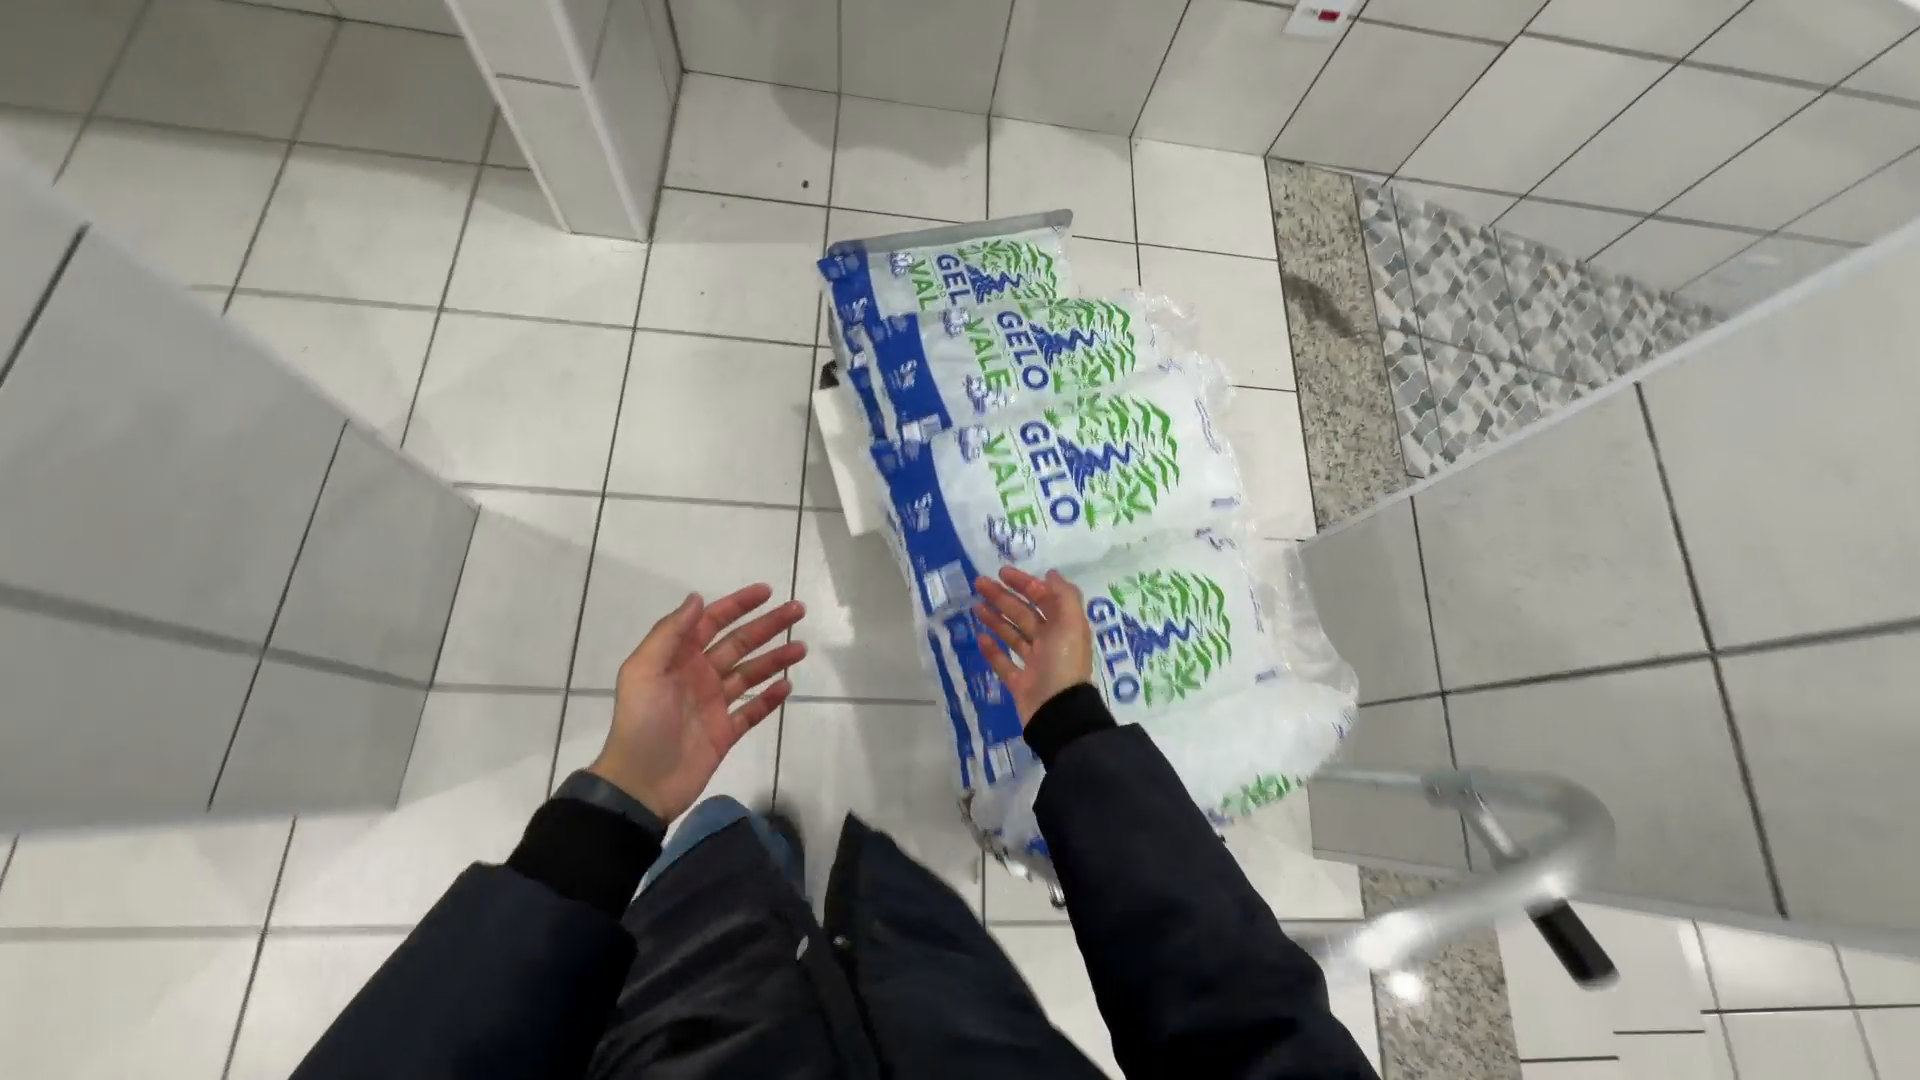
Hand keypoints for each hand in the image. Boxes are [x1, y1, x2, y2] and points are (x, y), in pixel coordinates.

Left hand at [590, 584, 806, 821]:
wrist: (640, 784)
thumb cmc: (640, 723)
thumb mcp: (643, 671)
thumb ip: (670, 633)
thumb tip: (697, 598)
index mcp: (678, 658)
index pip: (712, 622)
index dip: (738, 605)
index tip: (766, 591)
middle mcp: (698, 676)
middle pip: (739, 643)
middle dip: (768, 626)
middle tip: (797, 611)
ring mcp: (714, 705)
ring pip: (751, 674)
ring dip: (776, 659)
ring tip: (802, 649)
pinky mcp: (725, 733)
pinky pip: (752, 710)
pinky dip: (770, 698)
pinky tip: (788, 686)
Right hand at [973, 566, 1092, 726]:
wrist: (1057, 712)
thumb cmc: (1064, 663)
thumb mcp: (1071, 623)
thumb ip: (1063, 595)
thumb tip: (1051, 574)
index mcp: (1065, 627)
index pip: (1044, 598)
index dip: (1025, 584)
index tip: (1002, 573)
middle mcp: (1051, 643)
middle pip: (1024, 614)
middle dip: (1003, 598)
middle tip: (980, 584)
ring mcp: (1035, 665)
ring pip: (1013, 636)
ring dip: (996, 619)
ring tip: (976, 606)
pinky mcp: (1021, 684)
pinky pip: (1004, 663)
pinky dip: (993, 650)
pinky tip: (979, 636)